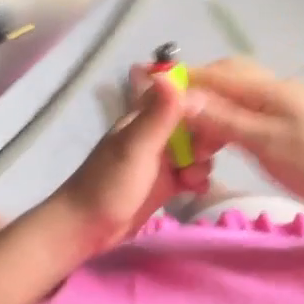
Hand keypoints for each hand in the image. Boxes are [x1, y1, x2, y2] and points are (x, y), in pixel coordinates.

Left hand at [53, 69, 214, 247]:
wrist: (89, 228)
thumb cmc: (109, 184)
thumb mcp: (137, 147)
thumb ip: (158, 115)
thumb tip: (172, 75)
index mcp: (141, 118)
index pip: (178, 97)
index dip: (200, 105)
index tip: (214, 122)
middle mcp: (151, 134)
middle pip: (192, 125)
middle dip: (204, 139)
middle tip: (199, 157)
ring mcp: (158, 160)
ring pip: (194, 151)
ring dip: (201, 162)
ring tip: (191, 179)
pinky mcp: (164, 184)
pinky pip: (191, 174)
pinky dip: (197, 180)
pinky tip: (195, 191)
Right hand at [183, 56, 303, 230]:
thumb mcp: (266, 144)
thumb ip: (221, 118)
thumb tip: (177, 96)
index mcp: (270, 89)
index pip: (213, 72)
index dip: (179, 78)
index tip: (145, 87)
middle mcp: (277, 90)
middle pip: (225, 77)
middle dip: (195, 90)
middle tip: (172, 119)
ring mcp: (288, 109)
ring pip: (237, 97)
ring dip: (211, 110)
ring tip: (194, 139)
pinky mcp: (295, 128)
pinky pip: (249, 114)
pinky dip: (228, 123)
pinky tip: (222, 144)